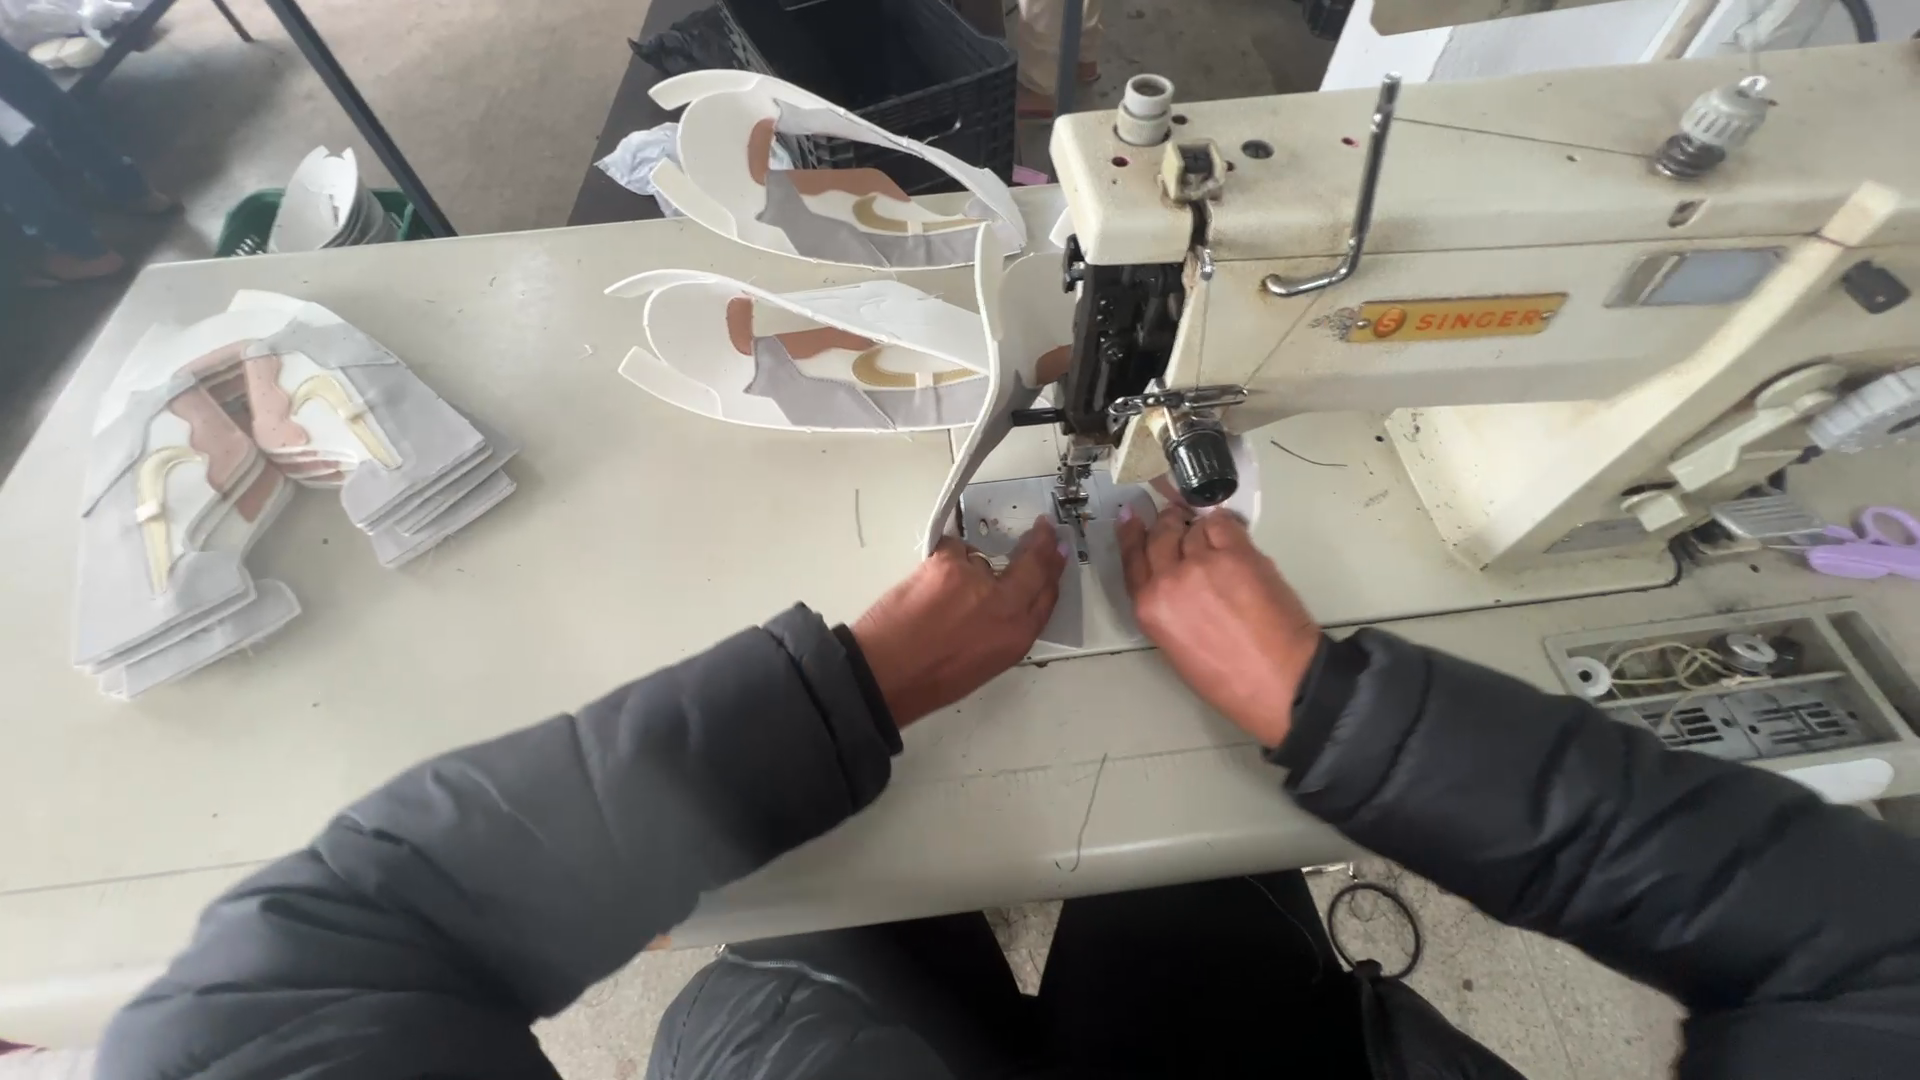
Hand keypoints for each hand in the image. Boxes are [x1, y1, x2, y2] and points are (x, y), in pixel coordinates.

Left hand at [852, 520, 1066, 726]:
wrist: (886, 673)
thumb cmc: (930, 678)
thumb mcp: (985, 663)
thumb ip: (1003, 628)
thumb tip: (1003, 602)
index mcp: (1017, 637)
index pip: (1047, 596)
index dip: (1052, 572)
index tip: (1054, 554)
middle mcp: (1006, 605)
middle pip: (1034, 564)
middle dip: (1040, 543)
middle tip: (1043, 528)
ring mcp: (977, 579)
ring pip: (984, 558)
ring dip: (969, 568)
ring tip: (942, 593)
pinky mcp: (948, 563)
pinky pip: (954, 549)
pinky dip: (944, 561)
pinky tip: (928, 582)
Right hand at [1117, 505, 1320, 746]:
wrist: (1280, 682)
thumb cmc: (1227, 677)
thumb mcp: (1174, 645)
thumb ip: (1163, 605)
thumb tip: (1171, 573)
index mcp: (1149, 608)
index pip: (1131, 557)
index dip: (1131, 533)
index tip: (1131, 517)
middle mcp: (1168, 581)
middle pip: (1159, 535)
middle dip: (1167, 525)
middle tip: (1176, 519)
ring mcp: (1202, 564)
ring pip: (1192, 528)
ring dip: (1198, 530)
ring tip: (1212, 539)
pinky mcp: (1237, 554)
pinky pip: (1222, 524)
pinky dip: (1223, 525)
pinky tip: (1230, 535)